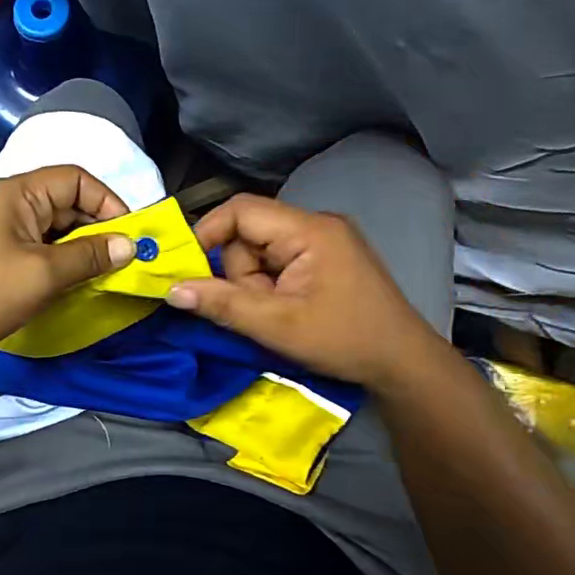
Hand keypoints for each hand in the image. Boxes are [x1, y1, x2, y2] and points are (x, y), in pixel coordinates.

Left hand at [0, 165, 132, 361]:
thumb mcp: (43, 274)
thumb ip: (90, 256)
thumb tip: (129, 245)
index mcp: (16, 192)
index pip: (75, 179)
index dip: (108, 203)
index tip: (129, 237)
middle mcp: (6, 202)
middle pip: (64, 202)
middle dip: (95, 228)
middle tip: (120, 262)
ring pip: (51, 227)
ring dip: (78, 248)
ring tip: (100, 275)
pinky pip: (35, 246)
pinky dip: (57, 260)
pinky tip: (71, 282)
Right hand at [166, 194, 436, 388]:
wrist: (402, 363)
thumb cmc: (344, 340)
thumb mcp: (276, 326)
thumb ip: (222, 304)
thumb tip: (172, 290)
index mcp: (309, 230)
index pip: (241, 210)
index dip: (206, 233)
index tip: (188, 269)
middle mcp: (316, 225)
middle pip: (247, 234)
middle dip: (239, 273)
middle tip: (257, 307)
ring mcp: (322, 241)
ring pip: (258, 251)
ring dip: (253, 284)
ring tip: (276, 314)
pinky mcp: (322, 258)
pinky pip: (275, 262)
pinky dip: (267, 286)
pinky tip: (283, 309)